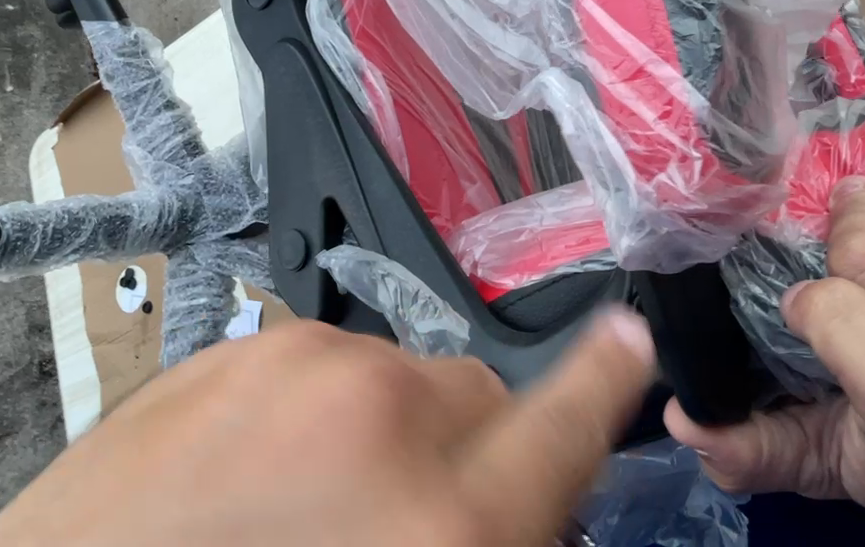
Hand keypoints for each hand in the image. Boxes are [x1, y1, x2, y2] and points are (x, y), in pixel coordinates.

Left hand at [0, 309, 656, 545]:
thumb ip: (474, 526)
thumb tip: (509, 504)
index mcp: (444, 527)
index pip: (561, 433)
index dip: (605, 384)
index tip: (628, 338)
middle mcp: (384, 422)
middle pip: (477, 394)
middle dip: (461, 446)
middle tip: (401, 510)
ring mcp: (301, 369)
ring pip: (393, 375)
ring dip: (376, 427)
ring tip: (302, 500)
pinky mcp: (236, 350)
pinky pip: (315, 366)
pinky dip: (308, 408)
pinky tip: (244, 472)